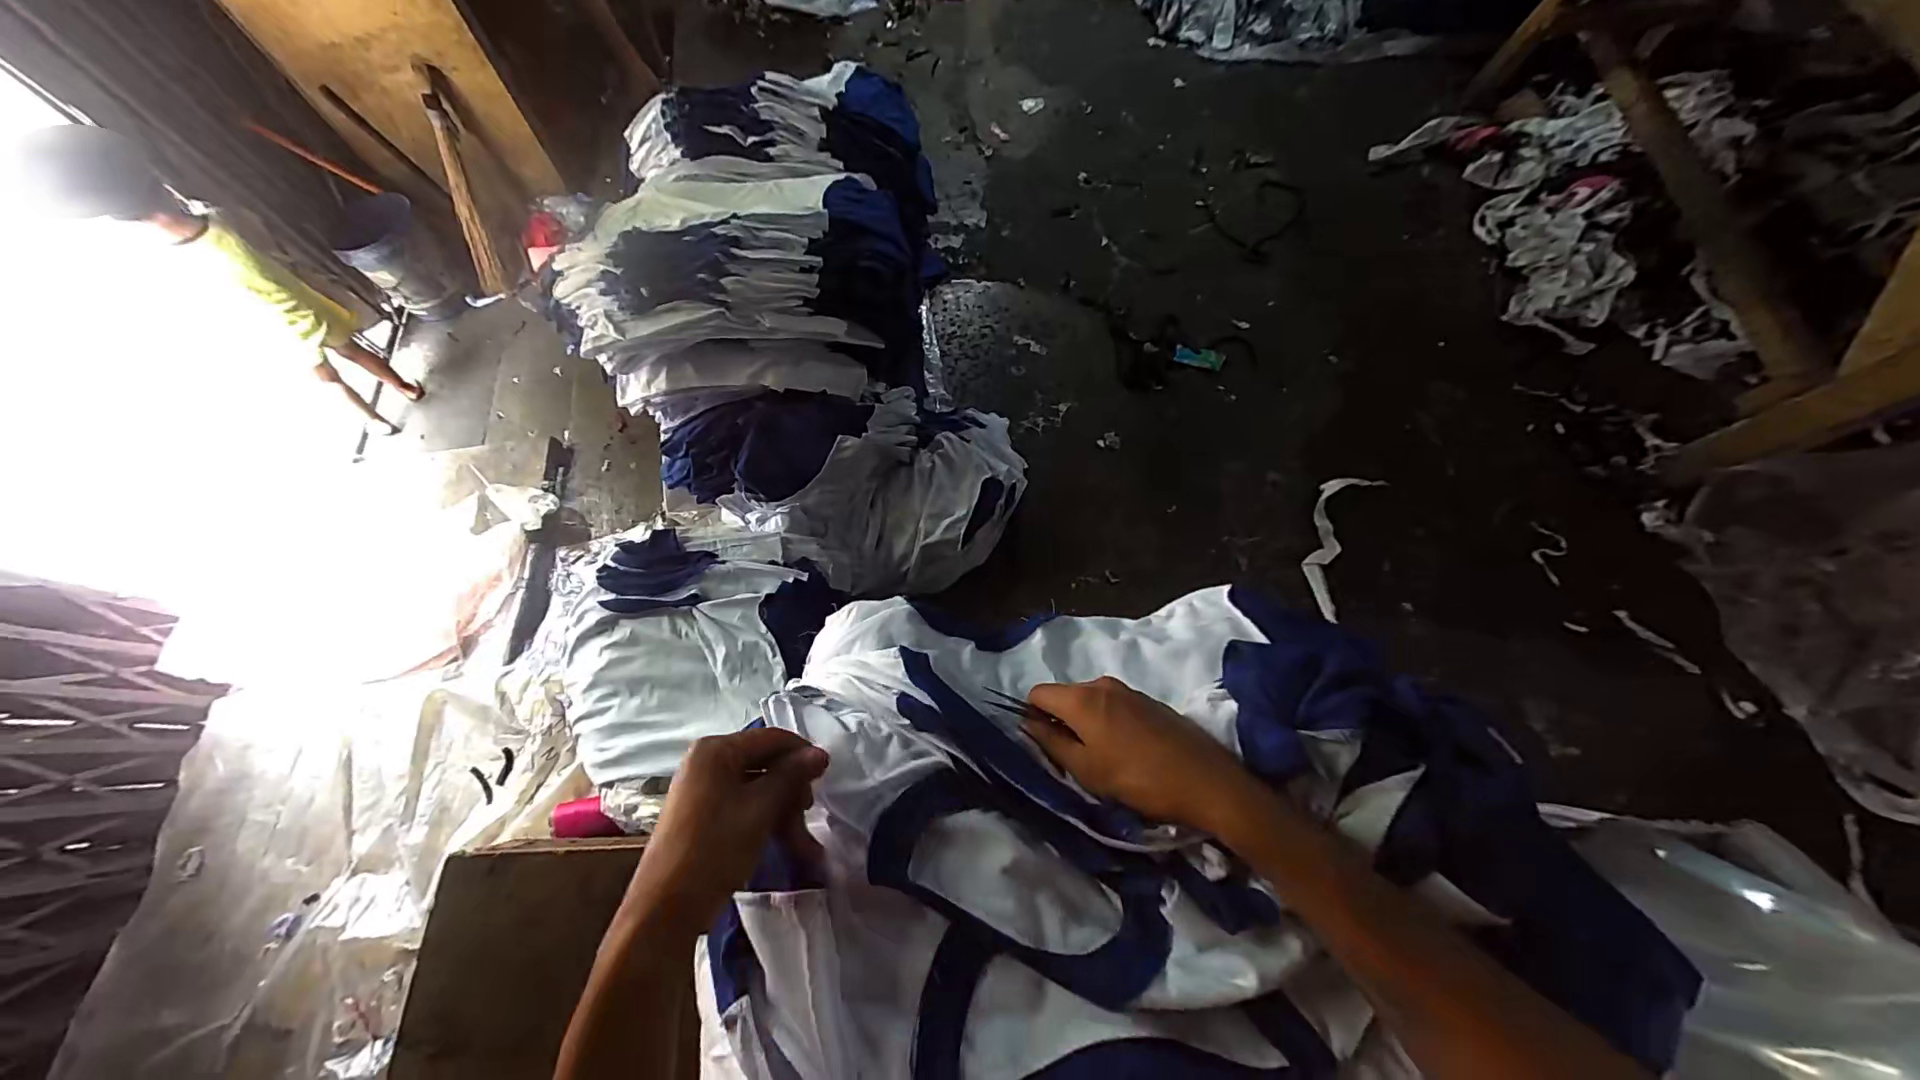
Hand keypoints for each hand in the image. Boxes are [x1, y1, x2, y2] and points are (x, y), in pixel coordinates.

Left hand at [623, 728, 829, 932]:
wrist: (666, 909)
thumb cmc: (715, 849)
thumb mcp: (761, 809)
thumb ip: (791, 776)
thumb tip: (820, 753)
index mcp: (715, 750)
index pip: (771, 738)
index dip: (802, 753)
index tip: (827, 774)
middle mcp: (706, 762)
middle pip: (765, 762)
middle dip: (791, 788)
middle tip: (808, 812)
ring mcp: (702, 788)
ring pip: (757, 787)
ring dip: (782, 810)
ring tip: (800, 841)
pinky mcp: (703, 814)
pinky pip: (743, 804)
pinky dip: (765, 820)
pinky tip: (784, 844)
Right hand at [1024, 677, 1261, 833]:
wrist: (1206, 782)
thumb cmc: (1138, 779)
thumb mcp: (1086, 769)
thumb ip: (1051, 742)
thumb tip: (1027, 723)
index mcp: (1082, 698)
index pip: (1037, 693)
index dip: (1032, 716)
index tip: (1044, 745)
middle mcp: (1102, 684)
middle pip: (1064, 695)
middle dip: (1060, 721)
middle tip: (1072, 757)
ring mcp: (1129, 690)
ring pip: (1090, 700)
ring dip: (1086, 723)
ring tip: (1102, 757)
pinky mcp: (1150, 701)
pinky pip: (1113, 705)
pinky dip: (1108, 722)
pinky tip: (1126, 750)